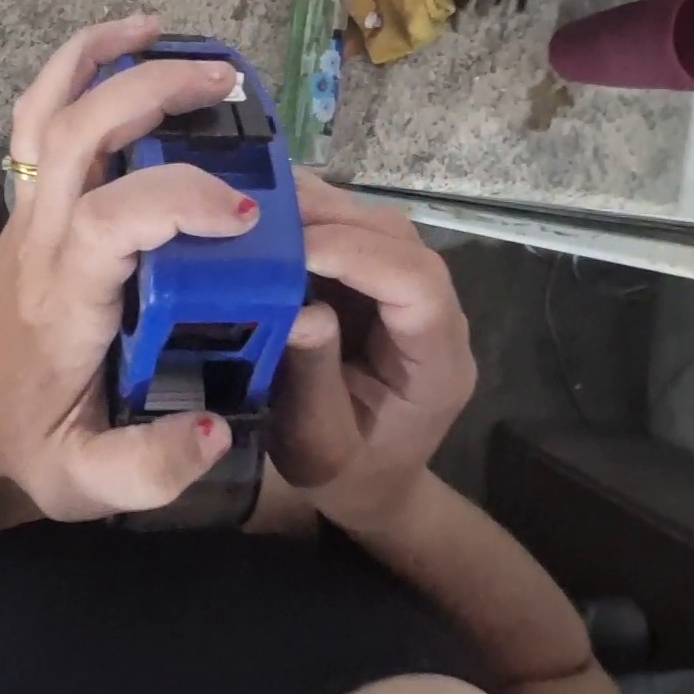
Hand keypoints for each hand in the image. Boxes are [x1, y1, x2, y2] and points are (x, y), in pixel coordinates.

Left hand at [0, 16, 260, 520]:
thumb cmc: (23, 436)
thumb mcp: (82, 481)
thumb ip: (148, 469)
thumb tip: (216, 426)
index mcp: (64, 298)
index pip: (113, 221)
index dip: (180, 202)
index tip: (243, 215)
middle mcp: (41, 237)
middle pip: (80, 136)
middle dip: (153, 96)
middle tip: (226, 88)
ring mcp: (26, 210)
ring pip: (46, 110)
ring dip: (102, 59)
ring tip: (167, 35)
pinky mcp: (26, 202)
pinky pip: (38, 119)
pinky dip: (71, 69)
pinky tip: (118, 50)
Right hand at [267, 169, 474, 531]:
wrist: (369, 484)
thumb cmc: (345, 473)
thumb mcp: (320, 442)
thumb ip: (313, 376)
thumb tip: (301, 309)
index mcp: (436, 361)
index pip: (416, 284)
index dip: (357, 254)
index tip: (290, 248)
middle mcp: (434, 315)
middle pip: (399, 241)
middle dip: (332, 218)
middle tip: (259, 213)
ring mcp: (406, 296)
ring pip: (378, 227)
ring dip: (320, 210)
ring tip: (258, 210)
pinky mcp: (375, 287)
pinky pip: (353, 235)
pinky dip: (312, 219)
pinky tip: (270, 219)